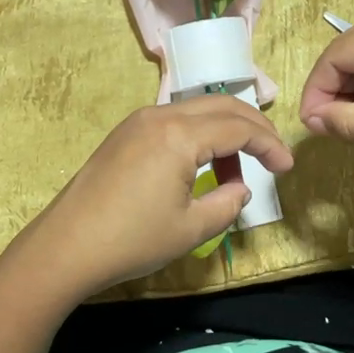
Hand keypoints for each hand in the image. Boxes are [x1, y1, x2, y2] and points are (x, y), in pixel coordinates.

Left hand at [0, 95, 293, 301]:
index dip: (270, 145)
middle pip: (221, 106)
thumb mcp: (191, 229)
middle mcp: (159, 115)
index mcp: (179, 134)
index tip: (288, 168)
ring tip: (233, 175)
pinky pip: (174, 121)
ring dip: (224, 133)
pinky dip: (198, 136)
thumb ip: (226, 203)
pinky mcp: (124, 134)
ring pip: (197, 111)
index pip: (239, 127)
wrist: (65, 246)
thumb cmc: (131, 240)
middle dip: (254, 128)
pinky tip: (200, 168)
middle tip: (273, 158)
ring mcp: (137, 121)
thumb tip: (239, 187)